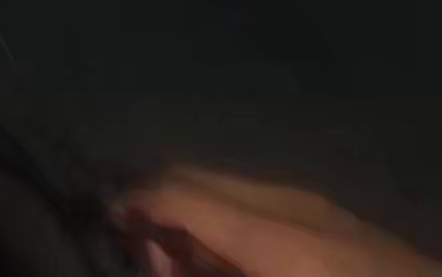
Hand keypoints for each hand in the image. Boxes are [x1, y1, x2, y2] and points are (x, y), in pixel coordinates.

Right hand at [115, 168, 441, 276]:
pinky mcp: (335, 216)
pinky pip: (255, 198)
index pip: (178, 191)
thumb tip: (158, 253)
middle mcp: (286, 198)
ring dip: (191, 209)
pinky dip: (226, 217)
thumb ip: (205, 274)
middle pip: (195, 175)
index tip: (106, 220)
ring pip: (223, 182)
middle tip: (141, 248)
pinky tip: (230, 253)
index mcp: (273, 234)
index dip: (134, 202)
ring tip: (181, 253)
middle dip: (157, 202)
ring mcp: (315, 202)